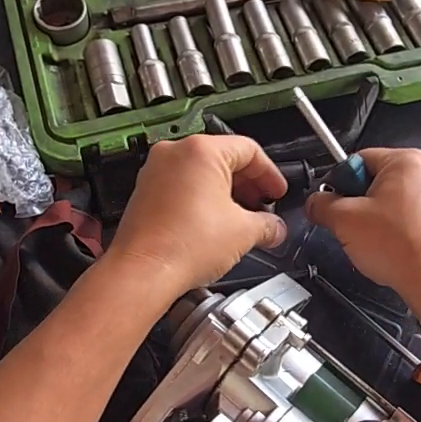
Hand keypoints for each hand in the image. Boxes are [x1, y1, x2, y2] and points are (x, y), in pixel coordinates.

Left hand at [107, 135, 288, 297]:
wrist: (143, 271)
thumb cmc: (181, 246)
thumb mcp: (243, 233)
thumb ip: (268, 225)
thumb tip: (274, 228)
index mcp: (201, 150)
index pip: (249, 150)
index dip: (270, 174)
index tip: (277, 191)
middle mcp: (174, 154)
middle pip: (224, 158)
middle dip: (249, 185)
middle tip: (263, 207)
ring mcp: (156, 172)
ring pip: (201, 173)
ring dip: (226, 194)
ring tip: (240, 220)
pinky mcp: (145, 192)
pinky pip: (182, 187)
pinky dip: (201, 201)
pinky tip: (213, 226)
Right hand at [307, 148, 420, 301]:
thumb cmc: (400, 248)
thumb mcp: (344, 221)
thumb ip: (322, 205)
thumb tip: (315, 203)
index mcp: (406, 161)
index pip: (359, 159)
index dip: (339, 181)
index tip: (332, 201)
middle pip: (378, 178)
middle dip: (359, 201)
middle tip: (352, 223)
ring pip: (395, 198)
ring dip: (379, 215)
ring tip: (373, 238)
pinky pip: (412, 215)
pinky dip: (398, 227)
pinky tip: (391, 245)